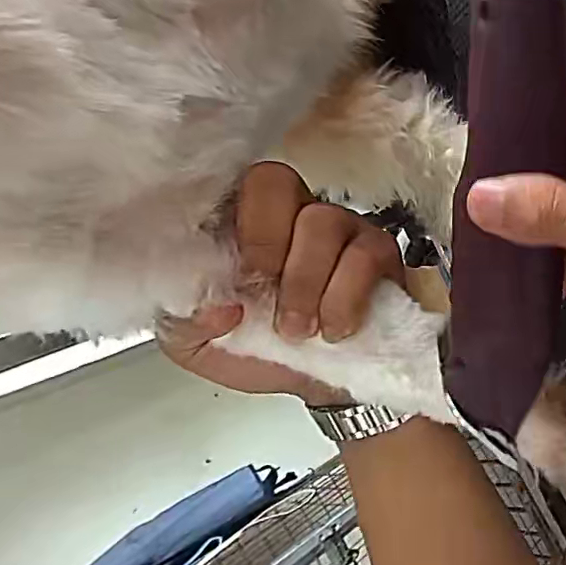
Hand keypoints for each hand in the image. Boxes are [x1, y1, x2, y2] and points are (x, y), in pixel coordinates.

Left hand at [159, 162, 406, 400]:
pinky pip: (366, 256)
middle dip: (268, 241)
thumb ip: (186, 325)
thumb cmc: (261, 352)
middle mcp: (291, 214)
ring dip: (307, 282)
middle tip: (266, 294)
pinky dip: (346, 297)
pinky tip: (335, 328)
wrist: (318, 384)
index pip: (232, 182)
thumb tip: (218, 306)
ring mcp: (341, 227)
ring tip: (300, 329)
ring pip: (324, 220)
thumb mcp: (199, 348)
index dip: (236, 218)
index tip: (240, 275)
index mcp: (239, 224)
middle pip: (277, 180)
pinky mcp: (379, 252)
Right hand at [464, 44, 565, 335]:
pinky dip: (555, 226)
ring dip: (530, 188)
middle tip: (467, 166)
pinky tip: (530, 259)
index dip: (527, 60)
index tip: (479, 83)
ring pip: (565, 167)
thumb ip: (558, 214)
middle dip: (514, 137)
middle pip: (559, 118)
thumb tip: (479, 195)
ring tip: (483, 214)